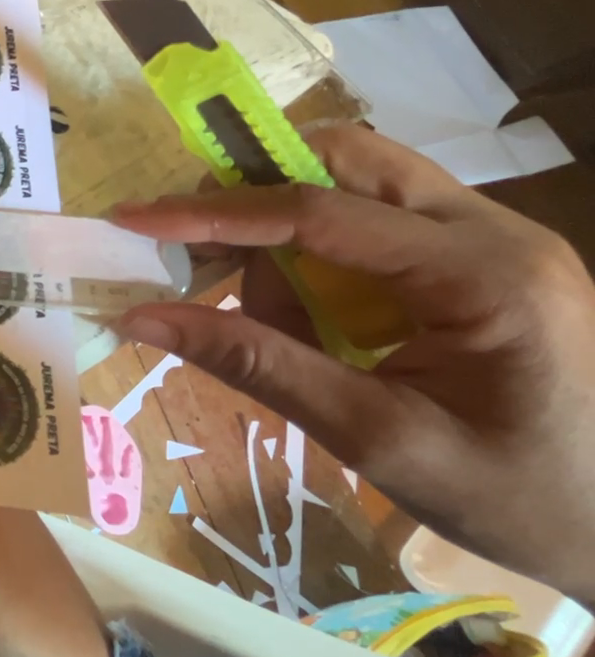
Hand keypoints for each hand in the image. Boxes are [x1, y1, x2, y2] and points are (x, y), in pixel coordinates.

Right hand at [112, 126, 594, 601]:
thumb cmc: (523, 498)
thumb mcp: (377, 439)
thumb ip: (255, 365)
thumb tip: (140, 317)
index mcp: (484, 275)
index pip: (318, 211)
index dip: (212, 211)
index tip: (132, 218)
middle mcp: (492, 231)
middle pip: (344, 159)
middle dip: (252, 186)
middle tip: (190, 241)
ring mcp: (489, 239)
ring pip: (354, 177)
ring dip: (280, 217)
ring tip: (258, 299)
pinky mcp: (476, 257)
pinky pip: (368, 216)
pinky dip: (310, 243)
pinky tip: (301, 306)